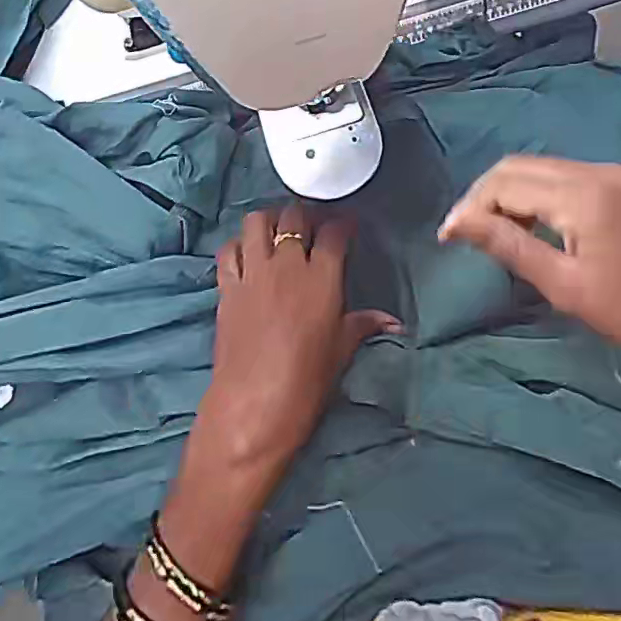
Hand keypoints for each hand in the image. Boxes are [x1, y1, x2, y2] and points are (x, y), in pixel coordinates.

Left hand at [196, 205, 399, 478]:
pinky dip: (238, 246)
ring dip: (269, 220)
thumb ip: (363, 325)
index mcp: (321, 278)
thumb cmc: (306, 381)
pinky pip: (229, 250)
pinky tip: (247, 255)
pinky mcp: (227, 287)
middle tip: (312, 227)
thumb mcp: (341, 351)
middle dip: (305, 215)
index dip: (342, 224)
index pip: (333, 233)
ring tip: (277, 232)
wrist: (254, 405)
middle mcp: (286, 266)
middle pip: (294, 217)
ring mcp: (253, 273)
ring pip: (256, 222)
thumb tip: (394, 322)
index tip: (346, 227)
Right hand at [439, 155, 620, 420]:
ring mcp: (613, 175)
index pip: (504, 183)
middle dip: (484, 196)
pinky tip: (533, 226)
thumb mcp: (564, 284)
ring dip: (508, 194)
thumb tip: (457, 222)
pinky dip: (536, 195)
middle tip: (467, 234)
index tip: (448, 239)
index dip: (469, 207)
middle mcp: (596, 171)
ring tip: (496, 234)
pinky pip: (563, 177)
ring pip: (539, 169)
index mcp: (582, 194)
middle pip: (518, 167)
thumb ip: (508, 245)